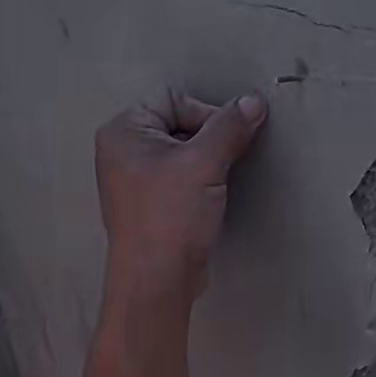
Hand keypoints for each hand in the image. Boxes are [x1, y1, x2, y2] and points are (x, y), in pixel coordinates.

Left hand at [96, 89, 266, 302]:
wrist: (159, 277)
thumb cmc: (168, 220)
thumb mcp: (205, 164)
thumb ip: (229, 128)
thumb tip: (251, 103)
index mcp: (124, 131)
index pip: (173, 99)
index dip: (207, 114)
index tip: (230, 138)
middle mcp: (124, 153)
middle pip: (179, 126)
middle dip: (209, 143)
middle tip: (224, 163)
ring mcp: (136, 182)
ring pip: (183, 157)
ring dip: (207, 166)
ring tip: (214, 187)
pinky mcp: (153, 207)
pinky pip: (182, 182)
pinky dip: (201, 187)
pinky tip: (208, 204)